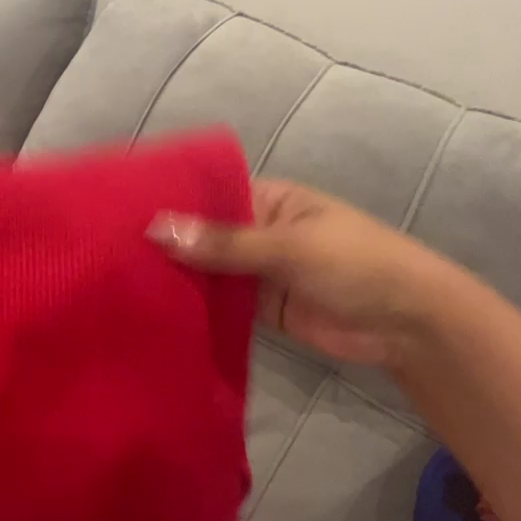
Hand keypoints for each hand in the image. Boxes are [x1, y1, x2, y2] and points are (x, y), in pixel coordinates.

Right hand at [149, 179, 464, 366]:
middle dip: (167, 242)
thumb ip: (222, 242)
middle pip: (203, 233)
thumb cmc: (357, 264)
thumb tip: (155, 229)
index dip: (170, 200)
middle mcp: (258, 230)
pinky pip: (220, 302)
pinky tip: (155, 306)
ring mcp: (258, 270)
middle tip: (108, 248)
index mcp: (269, 199)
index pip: (209, 193)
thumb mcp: (288, 247)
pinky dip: (195, 304)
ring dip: (177, 275)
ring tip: (119, 277)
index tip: (119, 208)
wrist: (412, 327)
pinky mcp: (261, 308)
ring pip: (207, 269)